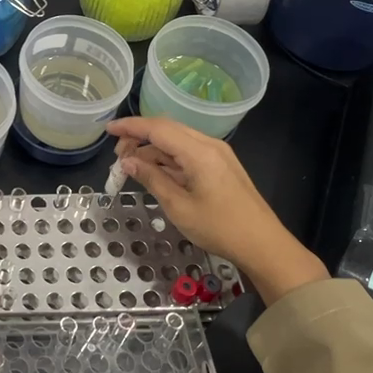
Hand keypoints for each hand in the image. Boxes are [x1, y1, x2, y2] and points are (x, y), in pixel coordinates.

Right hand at [108, 116, 328, 304]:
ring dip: (153, 148)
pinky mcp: (222, 165)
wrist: (265, 246)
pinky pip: (188, 151)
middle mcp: (209, 145)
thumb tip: (128, 162)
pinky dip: (168, 157)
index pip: (157, 128)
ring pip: (177, 139)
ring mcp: (218, 154)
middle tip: (118, 156)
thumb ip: (151, 179)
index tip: (108, 131)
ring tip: (132, 167)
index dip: (130, 127)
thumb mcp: (178, 206)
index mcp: (199, 151)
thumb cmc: (220, 228)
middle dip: (139, 137)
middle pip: (167, 129)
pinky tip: (156, 172)